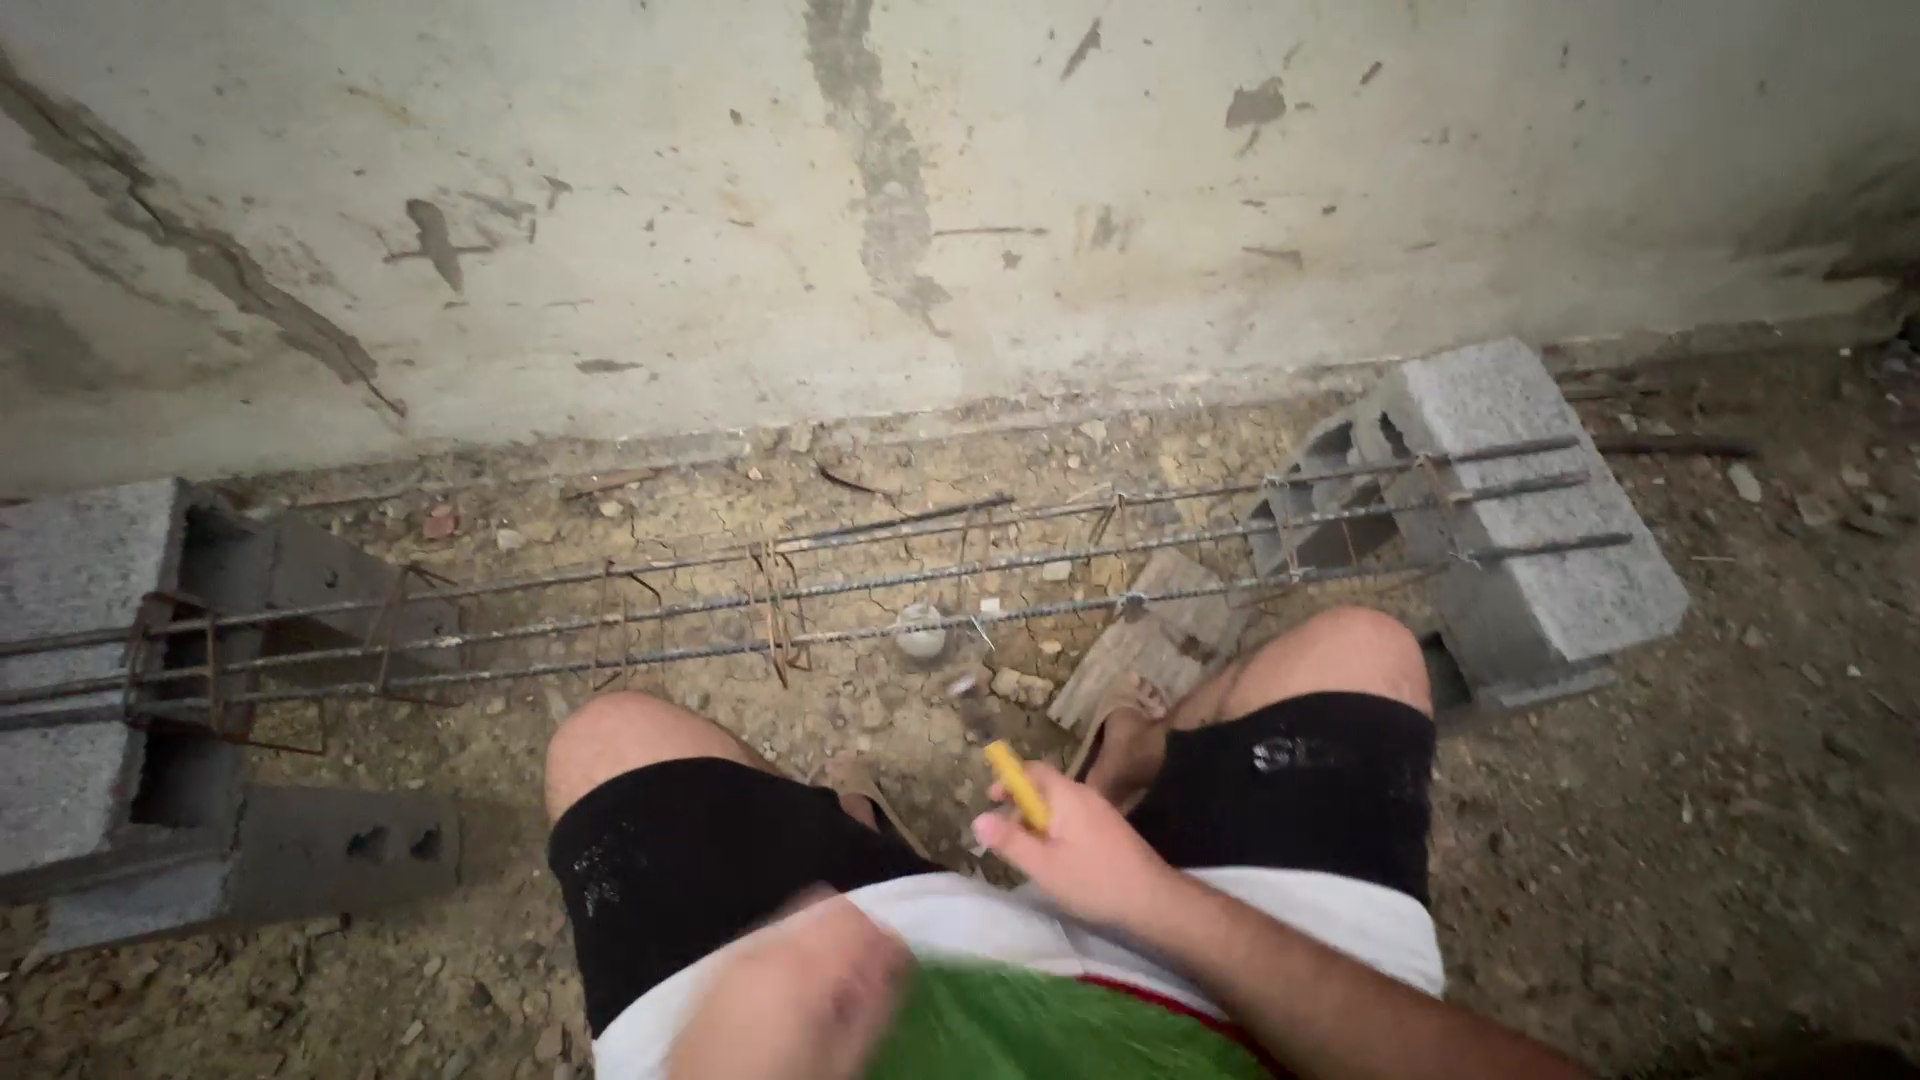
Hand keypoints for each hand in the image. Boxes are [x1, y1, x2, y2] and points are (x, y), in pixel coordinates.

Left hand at [669, 892, 909, 1079]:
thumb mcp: (841, 1059)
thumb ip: (874, 1004)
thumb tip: (895, 967)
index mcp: (801, 966)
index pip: (859, 922)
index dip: (888, 939)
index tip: (901, 963)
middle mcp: (767, 946)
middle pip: (829, 907)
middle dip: (857, 932)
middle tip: (870, 972)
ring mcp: (737, 956)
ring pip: (798, 920)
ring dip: (825, 939)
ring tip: (833, 985)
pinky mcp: (715, 972)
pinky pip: (768, 942)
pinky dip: (792, 952)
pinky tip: (795, 992)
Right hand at [971, 762, 1182, 926]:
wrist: (1153, 900)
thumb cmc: (1094, 880)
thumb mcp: (1044, 865)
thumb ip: (1010, 841)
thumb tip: (978, 819)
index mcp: (1066, 795)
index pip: (1032, 770)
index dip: (1008, 780)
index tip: (991, 799)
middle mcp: (1084, 794)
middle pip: (1044, 788)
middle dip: (1020, 807)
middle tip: (1006, 837)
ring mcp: (1100, 810)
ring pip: (1058, 806)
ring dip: (1038, 823)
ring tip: (1028, 854)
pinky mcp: (1109, 828)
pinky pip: (1073, 818)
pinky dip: (1056, 830)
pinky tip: (1056, 860)